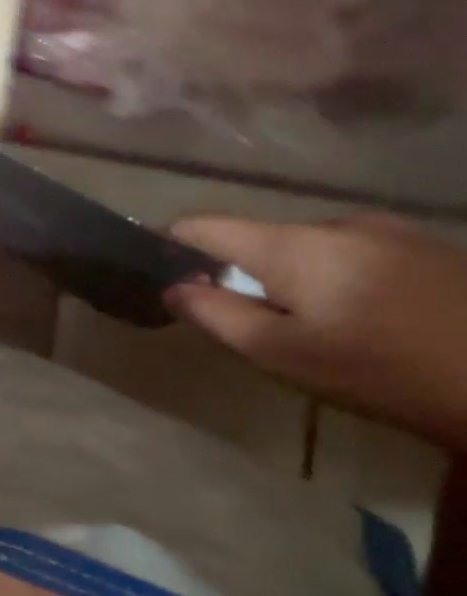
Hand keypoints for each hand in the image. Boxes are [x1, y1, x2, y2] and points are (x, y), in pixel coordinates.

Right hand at [169, 214, 466, 451]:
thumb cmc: (385, 371)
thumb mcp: (282, 355)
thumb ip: (215, 314)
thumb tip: (175, 287)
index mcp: (294, 244)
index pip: (202, 225)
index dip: (169, 245)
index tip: (161, 279)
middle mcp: (339, 223)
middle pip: (257, 237)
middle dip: (237, 271)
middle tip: (245, 323)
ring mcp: (394, 233)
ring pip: (309, 248)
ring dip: (292, 278)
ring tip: (311, 328)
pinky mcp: (433, 251)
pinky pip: (355, 255)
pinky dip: (337, 280)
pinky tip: (364, 322)